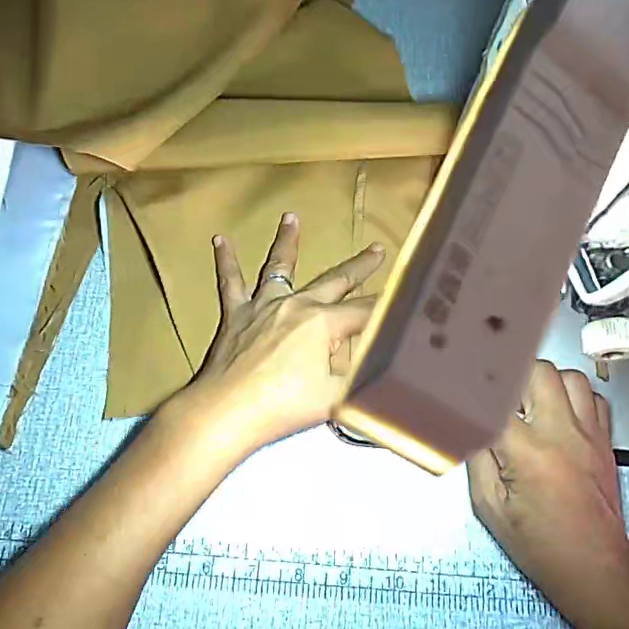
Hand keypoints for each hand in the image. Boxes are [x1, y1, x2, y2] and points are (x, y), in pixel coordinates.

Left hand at [168, 213, 384, 457]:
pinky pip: (230, 283)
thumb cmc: (283, 408)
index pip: (366, 312)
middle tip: (376, 249)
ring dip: (288, 242)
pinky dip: (226, 261)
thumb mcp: (337, 396)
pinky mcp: (235, 316)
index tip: (409, 303)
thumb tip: (382, 365)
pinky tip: (220, 240)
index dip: (389, 310)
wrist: (226, 411)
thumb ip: (361, 377)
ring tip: (290, 218)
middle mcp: (296, 305)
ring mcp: (263, 307)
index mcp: (324, 323)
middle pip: (335, 281)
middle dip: (360, 267)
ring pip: (280, 267)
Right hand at [470, 361, 628, 598]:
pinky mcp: (605, 441)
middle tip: (493, 394)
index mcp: (527, 452)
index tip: (455, 381)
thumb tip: (468, 424)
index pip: (493, 399)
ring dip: (542, 383)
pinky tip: (555, 413)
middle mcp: (562, 434)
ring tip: (525, 402)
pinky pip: (593, 398)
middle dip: (509, 377)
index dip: (470, 388)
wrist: (596, 568)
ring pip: (568, 377)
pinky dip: (571, 396)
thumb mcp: (490, 506)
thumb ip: (477, 458)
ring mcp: (590, 435)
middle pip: (535, 372)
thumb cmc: (538, 544)